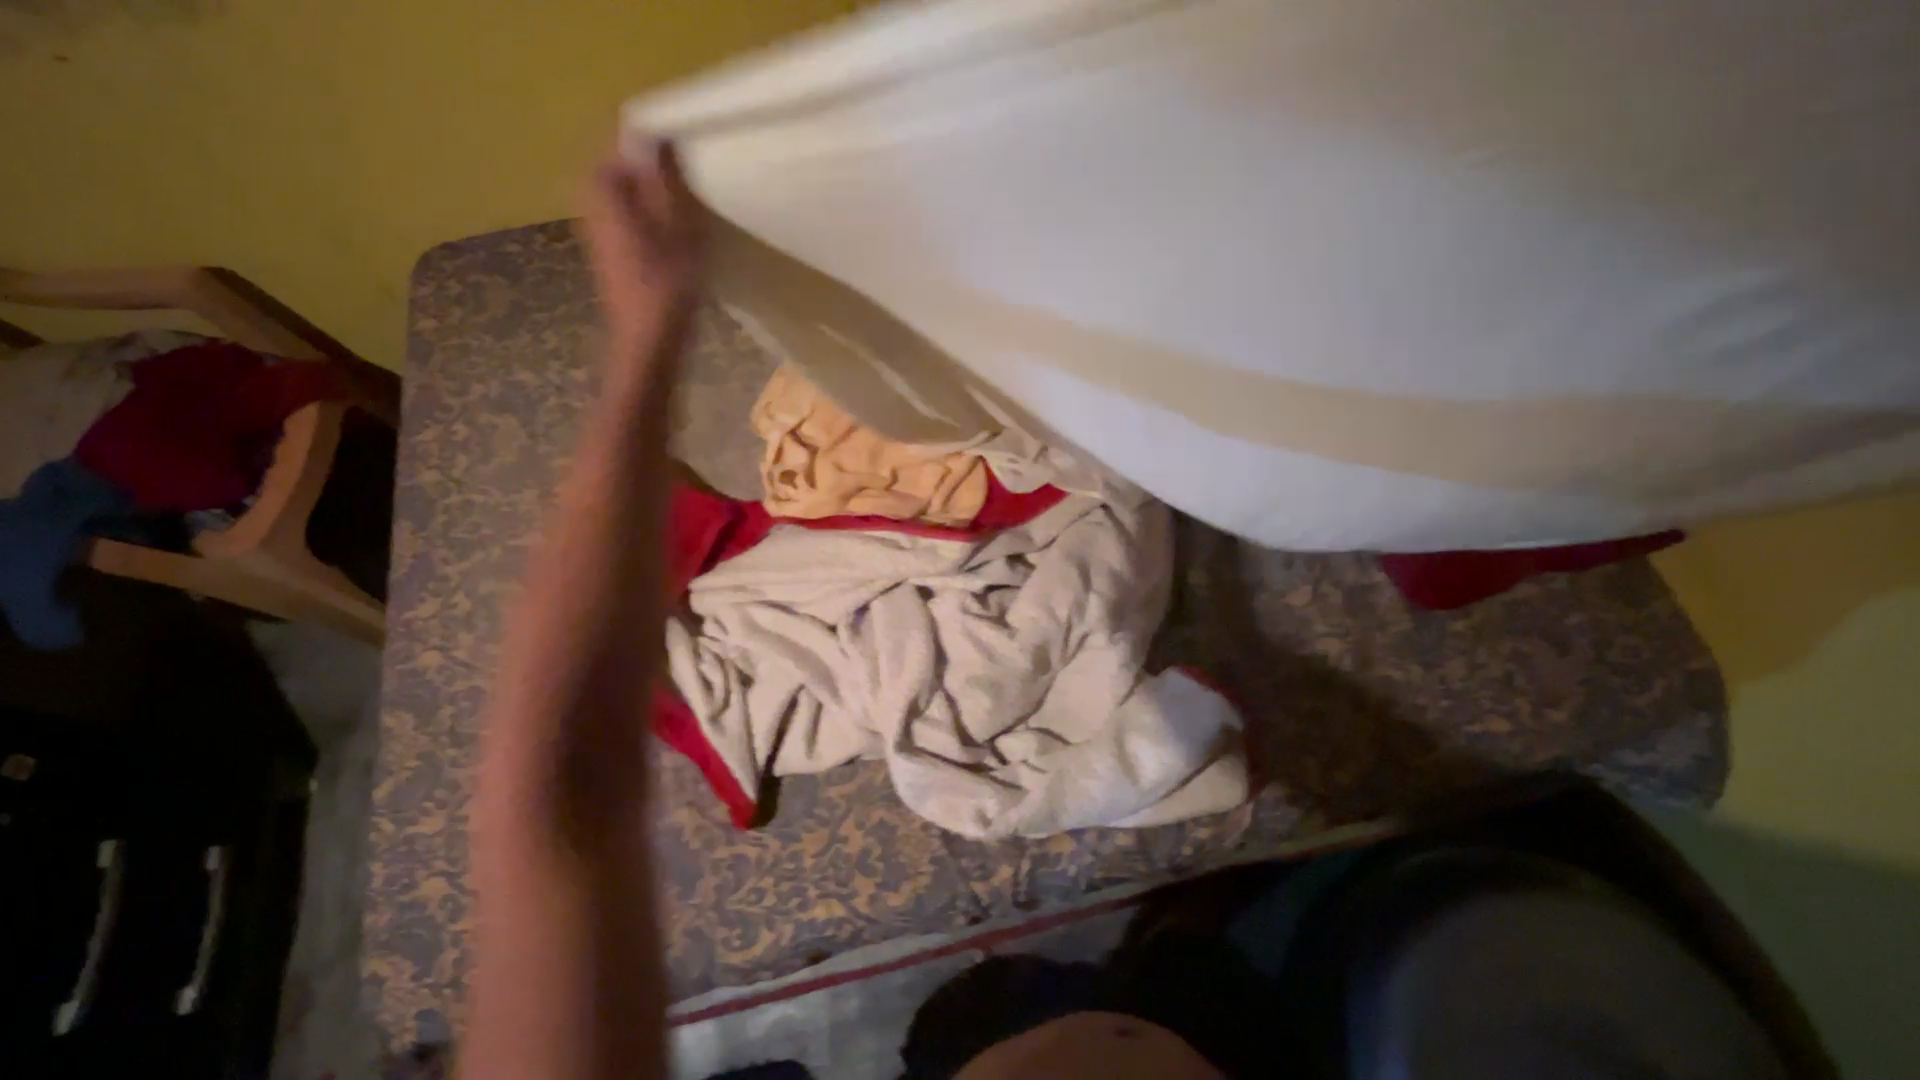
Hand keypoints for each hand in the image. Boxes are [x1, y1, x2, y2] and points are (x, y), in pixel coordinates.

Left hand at [581, 137, 704, 355]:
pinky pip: (624, 213)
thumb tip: (659, 136)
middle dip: (646, 160)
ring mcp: (595, 230)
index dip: (647, 134)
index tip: (678, 139)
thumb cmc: (667, 286)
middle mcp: (590, 204)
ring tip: (683, 194)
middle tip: (684, 165)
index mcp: (603, 190)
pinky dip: (645, 210)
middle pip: (616, 164)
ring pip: (620, 190)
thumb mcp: (680, 227)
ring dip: (648, 187)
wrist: (646, 344)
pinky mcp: (608, 251)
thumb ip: (668, 179)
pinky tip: (672, 226)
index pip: (617, 139)